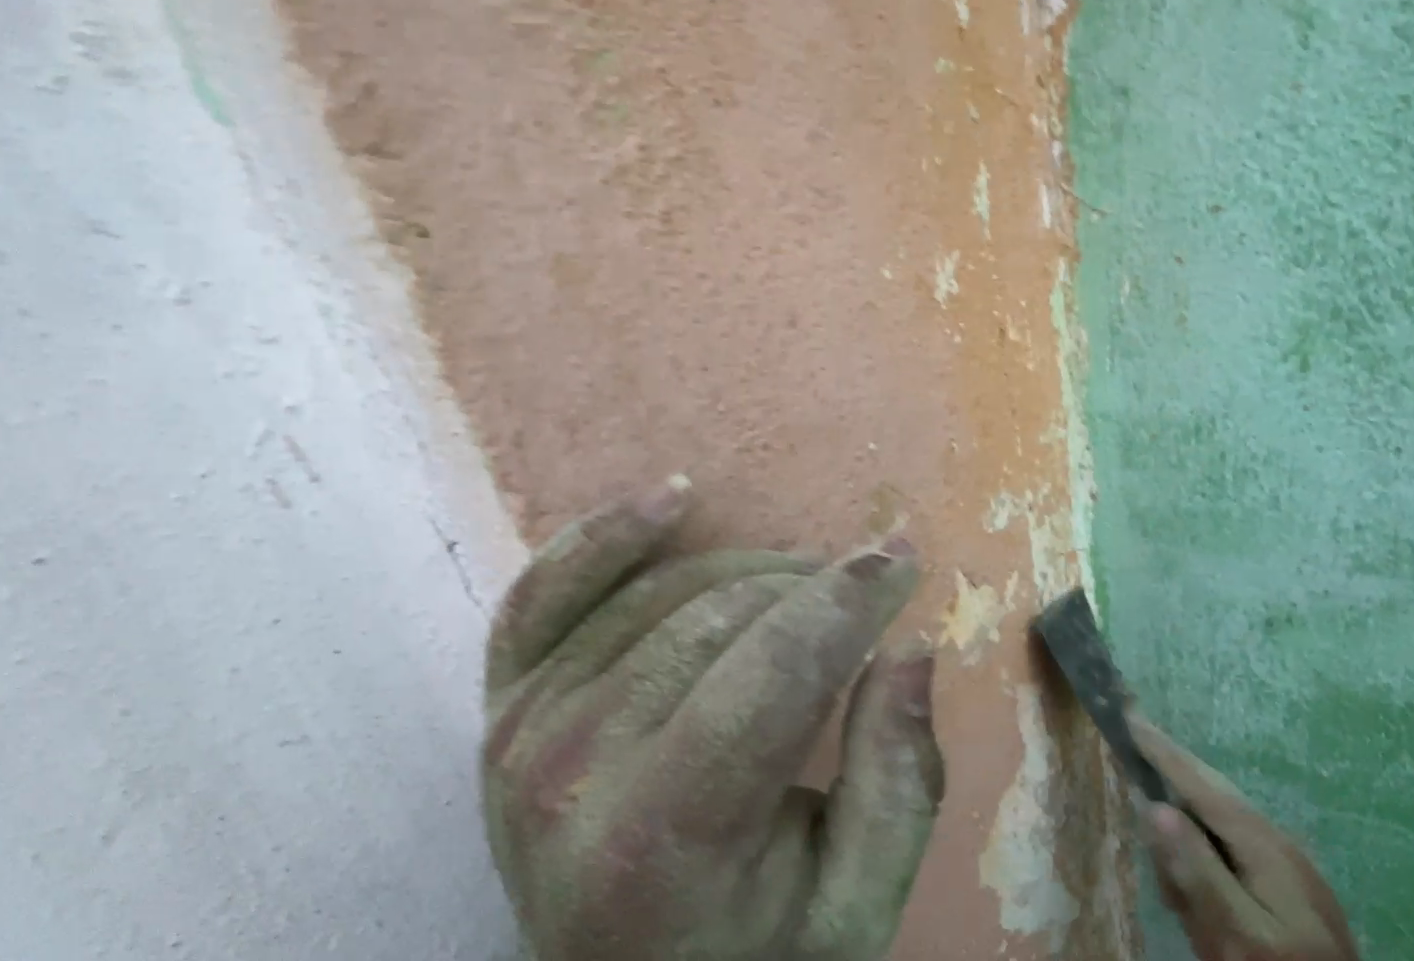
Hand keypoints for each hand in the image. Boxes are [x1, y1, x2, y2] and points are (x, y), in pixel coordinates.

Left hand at [480, 476, 942, 960]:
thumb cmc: (753, 948)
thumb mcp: (855, 904)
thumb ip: (897, 783)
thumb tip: (909, 648)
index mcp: (664, 836)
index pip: (774, 670)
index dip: (849, 599)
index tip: (904, 557)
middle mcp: (574, 770)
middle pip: (723, 619)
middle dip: (813, 589)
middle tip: (866, 589)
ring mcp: (525, 727)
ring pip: (663, 592)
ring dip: (752, 570)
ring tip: (806, 585)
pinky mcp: (504, 703)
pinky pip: (548, 586)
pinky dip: (610, 532)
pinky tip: (674, 498)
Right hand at [1129, 716, 1359, 960]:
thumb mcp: (1234, 930)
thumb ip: (1197, 871)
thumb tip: (1156, 807)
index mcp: (1262, 843)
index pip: (1201, 784)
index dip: (1163, 751)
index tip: (1130, 715)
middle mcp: (1275, 840)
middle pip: (1213, 792)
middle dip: (1173, 770)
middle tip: (1135, 745)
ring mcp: (1285, 862)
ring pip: (1219, 822)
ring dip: (1186, 825)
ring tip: (1171, 867)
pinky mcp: (1285, 884)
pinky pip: (1231, 849)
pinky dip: (1204, 855)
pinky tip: (1197, 891)